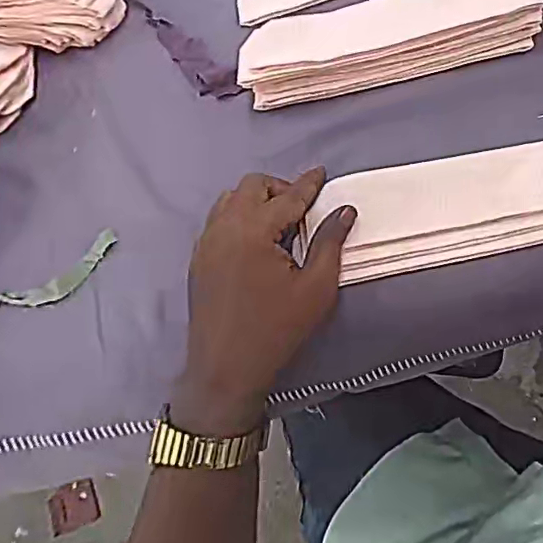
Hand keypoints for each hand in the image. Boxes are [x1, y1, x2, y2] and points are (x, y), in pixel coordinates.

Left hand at [175, 169, 355, 435]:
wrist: (226, 369)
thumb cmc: (277, 328)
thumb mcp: (316, 287)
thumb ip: (330, 242)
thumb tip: (344, 211)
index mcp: (253, 232)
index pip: (287, 197)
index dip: (308, 184)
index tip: (321, 173)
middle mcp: (224, 228)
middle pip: (252, 187)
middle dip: (280, 189)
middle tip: (303, 210)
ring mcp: (206, 243)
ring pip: (231, 199)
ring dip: (257, 200)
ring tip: (280, 224)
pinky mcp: (198, 259)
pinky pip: (218, 219)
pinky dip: (240, 216)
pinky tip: (257, 241)